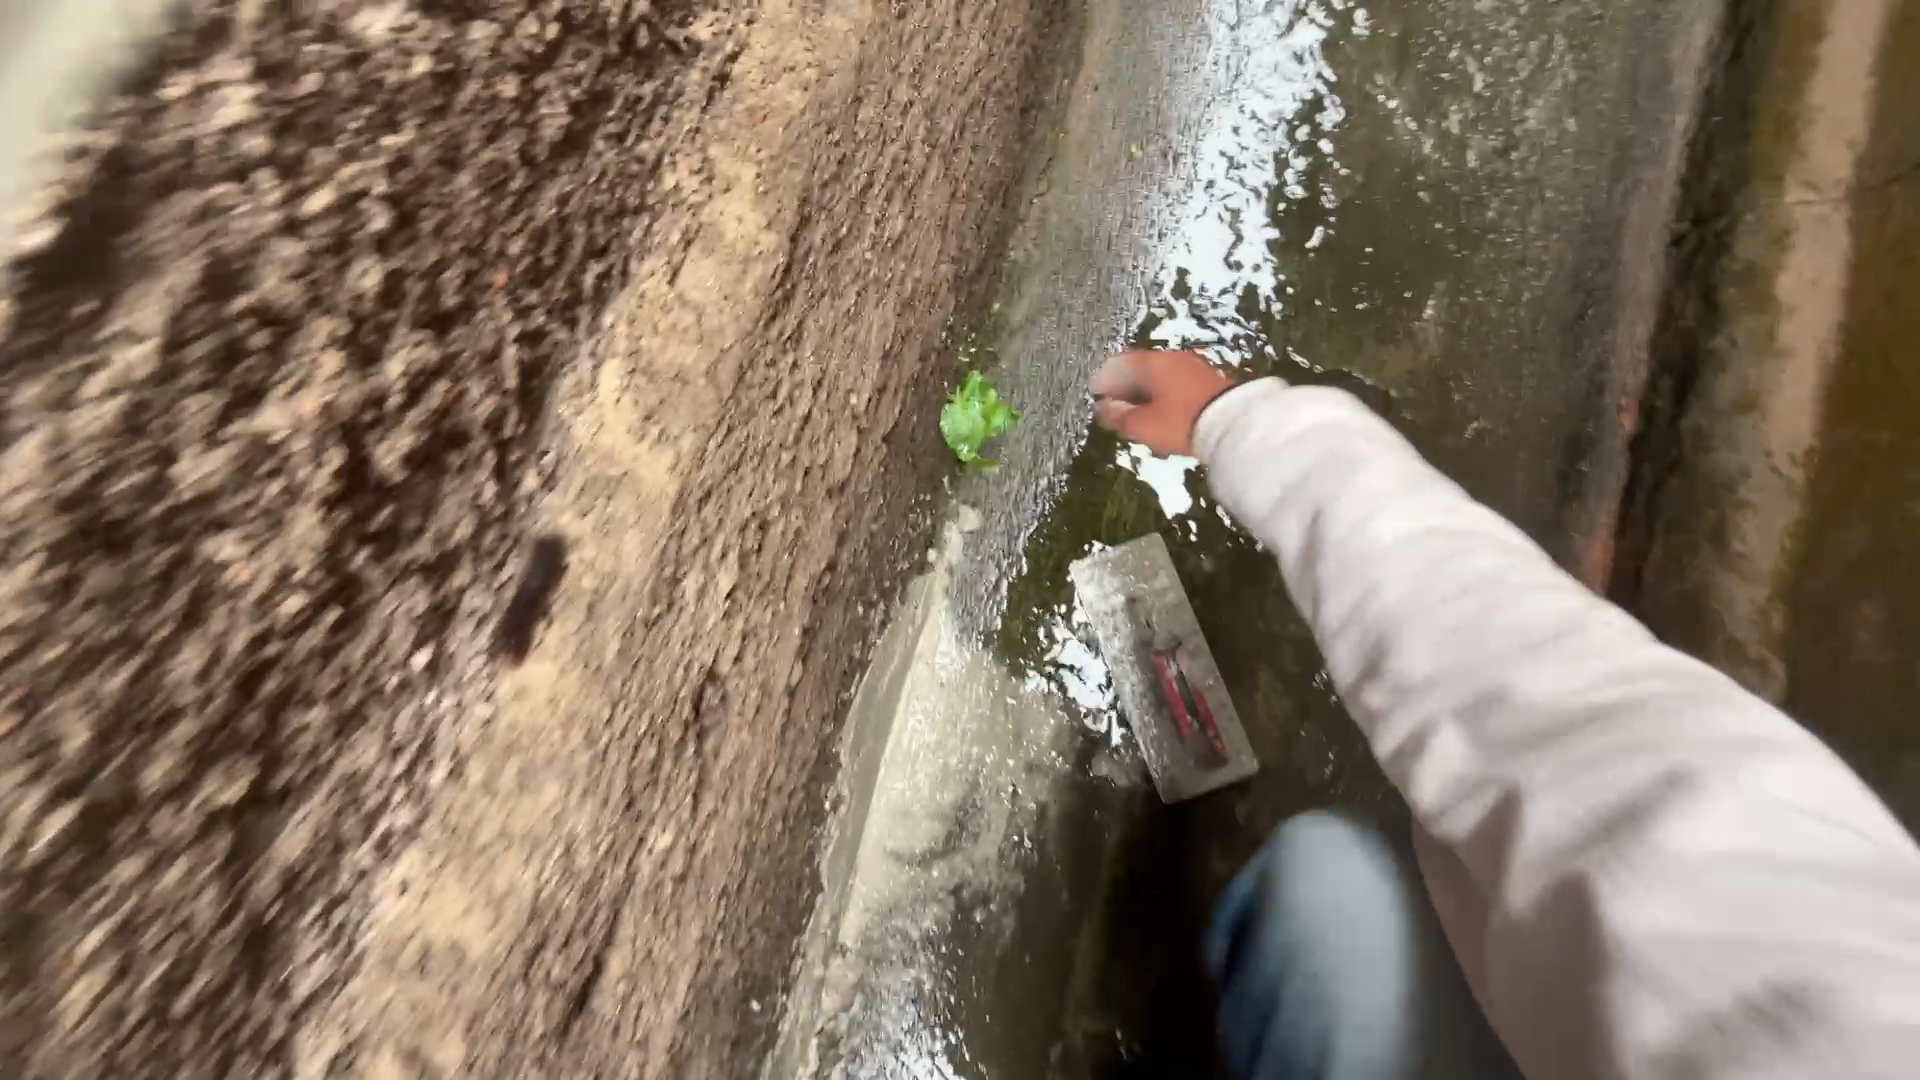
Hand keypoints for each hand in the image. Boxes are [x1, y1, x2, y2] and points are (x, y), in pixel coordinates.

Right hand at [1090, 350, 1237, 456]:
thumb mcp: (1143, 424)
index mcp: (1152, 363)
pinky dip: (1163, 396)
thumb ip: (1119, 416)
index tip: (1096, 398)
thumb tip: (1103, 409)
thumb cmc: (1180, 422)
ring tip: (1137, 415)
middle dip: (1124, 388)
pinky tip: (1162, 414)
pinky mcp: (1208, 381)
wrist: (1234, 424)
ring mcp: (1193, 367)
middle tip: (1115, 409)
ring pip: (1159, 377)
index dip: (1104, 381)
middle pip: (1139, 369)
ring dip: (1144, 393)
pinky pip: (1176, 384)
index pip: (1118, 364)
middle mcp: (1172, 358)